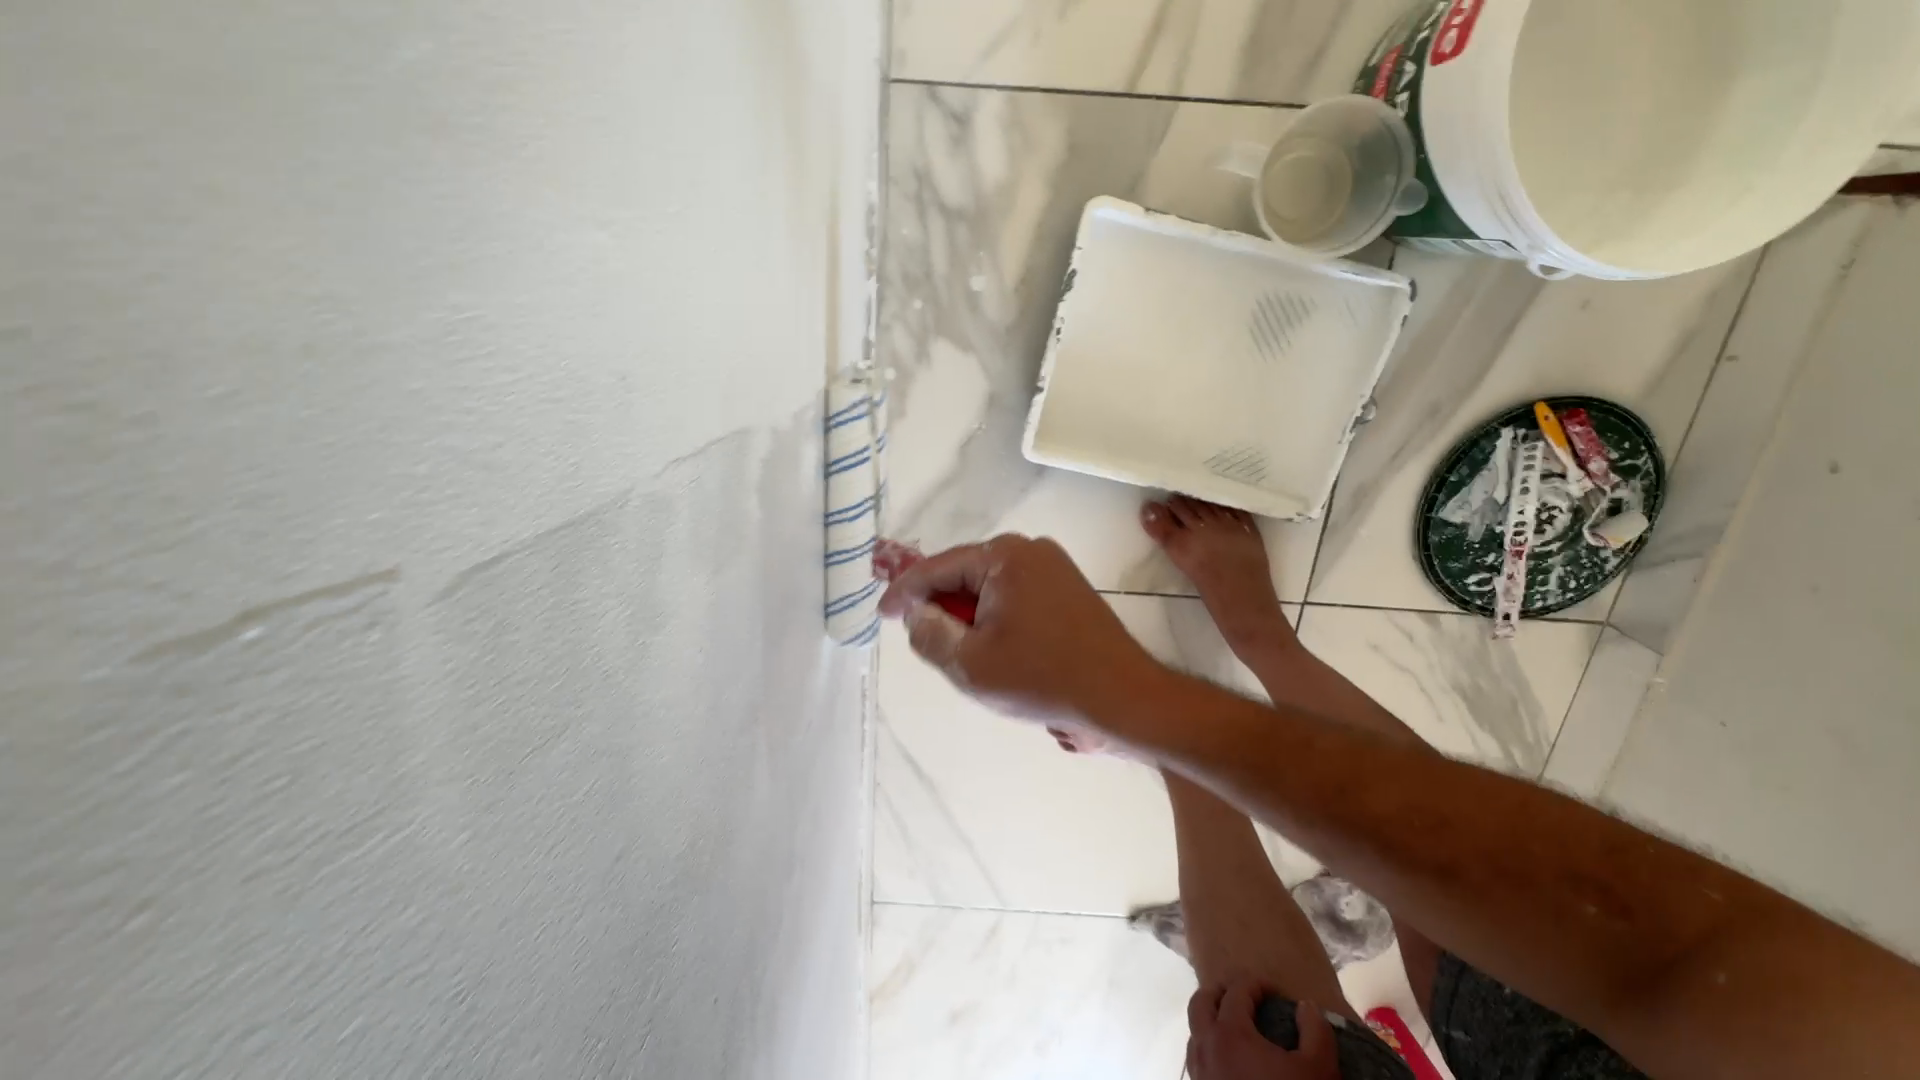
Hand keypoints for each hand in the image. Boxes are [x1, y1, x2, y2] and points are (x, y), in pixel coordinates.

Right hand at [875, 535, 1162, 729]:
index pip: (937, 568)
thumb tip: (915, 615)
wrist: (1122, 696)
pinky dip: (996, 618)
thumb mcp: (970, 664)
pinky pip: (1015, 595)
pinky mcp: (1068, 588)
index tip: (881, 616)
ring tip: (969, 657)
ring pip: (989, 587)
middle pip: (964, 575)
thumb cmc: (1042, 678)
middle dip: (942, 608)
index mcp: (1004, 555)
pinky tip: (999, 651)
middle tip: (930, 646)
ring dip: (970, 617)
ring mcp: (1054, 566)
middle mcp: (1030, 549)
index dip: (904, 593)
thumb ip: (929, 635)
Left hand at [1188, 981, 1340, 1079]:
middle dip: (1222, 991)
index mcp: (1229, 1033)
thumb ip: (1315, 1030)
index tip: (1276, 991)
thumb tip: (1304, 1006)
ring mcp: (1198, 1072)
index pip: (1236, 991)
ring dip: (1212, 1018)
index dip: (1256, 984)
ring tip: (1239, 1025)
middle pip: (1201, 1001)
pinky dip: (1210, 1045)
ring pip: (1195, 1030)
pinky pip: (1197, 1057)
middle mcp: (1204, 1047)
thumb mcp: (1318, 1069)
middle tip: (1247, 997)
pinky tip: (1233, 1059)